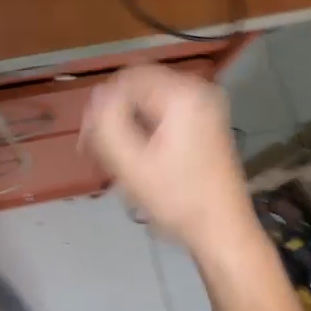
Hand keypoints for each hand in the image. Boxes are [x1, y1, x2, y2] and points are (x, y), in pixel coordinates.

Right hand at [81, 64, 253, 249]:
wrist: (222, 230)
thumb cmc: (177, 199)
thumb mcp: (131, 163)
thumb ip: (107, 123)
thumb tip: (95, 97)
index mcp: (182, 95)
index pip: (126, 80)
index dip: (101, 104)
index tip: (88, 139)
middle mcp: (197, 92)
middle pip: (138, 89)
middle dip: (113, 117)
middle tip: (96, 151)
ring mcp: (204, 108)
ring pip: (148, 104)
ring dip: (126, 126)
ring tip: (113, 160)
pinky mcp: (205, 124)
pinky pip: (163, 115)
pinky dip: (144, 132)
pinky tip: (133, 159)